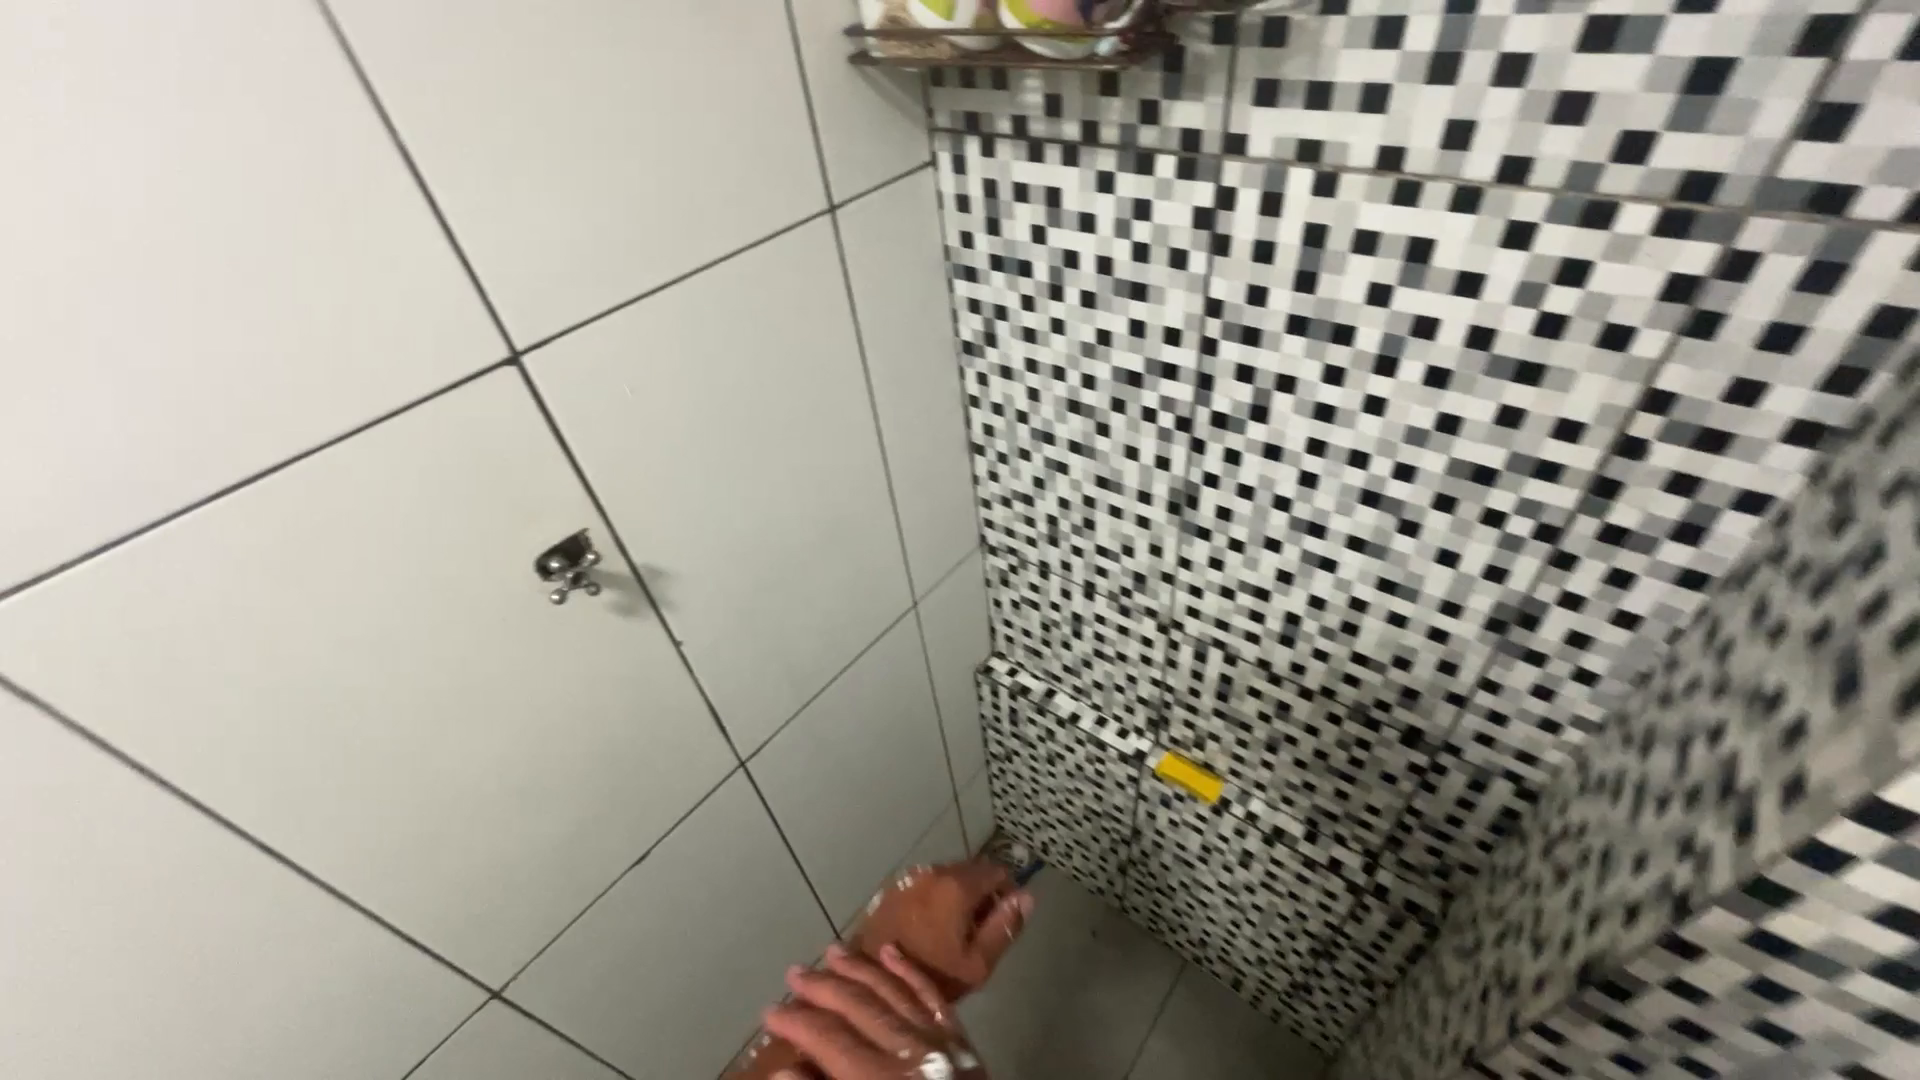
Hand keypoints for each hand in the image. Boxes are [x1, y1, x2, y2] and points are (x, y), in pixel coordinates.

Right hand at [764, 944, 988, 1078]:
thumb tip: (786, 1068)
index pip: (829, 1039)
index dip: (797, 1022)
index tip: (770, 1010)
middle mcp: (908, 1052)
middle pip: (858, 1007)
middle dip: (822, 988)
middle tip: (793, 972)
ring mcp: (938, 1042)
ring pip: (893, 991)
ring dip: (860, 968)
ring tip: (833, 950)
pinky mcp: (961, 1042)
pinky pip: (931, 996)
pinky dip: (910, 971)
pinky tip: (890, 950)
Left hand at [847, 861, 1031, 1000]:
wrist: (872, 977)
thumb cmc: (930, 974)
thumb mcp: (977, 963)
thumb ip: (1004, 927)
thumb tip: (1026, 896)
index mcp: (957, 885)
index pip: (996, 870)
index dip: (1006, 891)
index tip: (1002, 918)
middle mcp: (934, 870)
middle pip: (970, 870)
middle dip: (981, 893)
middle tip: (978, 929)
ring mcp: (911, 876)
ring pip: (947, 876)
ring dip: (957, 894)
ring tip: (954, 930)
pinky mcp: (894, 886)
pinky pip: (926, 883)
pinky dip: (936, 896)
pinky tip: (931, 926)